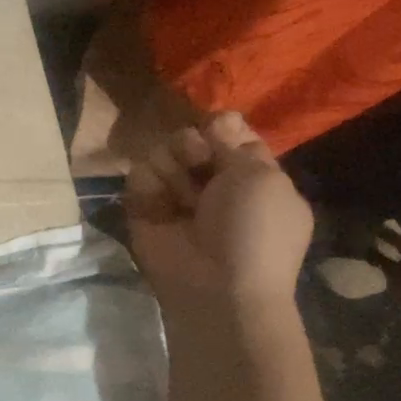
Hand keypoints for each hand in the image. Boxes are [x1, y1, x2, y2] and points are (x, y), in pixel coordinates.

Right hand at [123, 112, 311, 307]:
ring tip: (180, 197)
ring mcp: (175, 195)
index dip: (220, 128)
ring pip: (160, 153)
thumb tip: (220, 116)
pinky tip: (158, 207)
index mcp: (251, 176)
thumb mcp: (262, 179)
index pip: (229, 134)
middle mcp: (212, 182)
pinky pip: (137, 176)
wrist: (217, 285)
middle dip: (190, 146)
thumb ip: (236, 144)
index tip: (215, 130)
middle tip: (197, 163)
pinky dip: (147, 188)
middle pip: (189, 138)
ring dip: (170, 170)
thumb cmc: (254, 230)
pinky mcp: (143, 207)